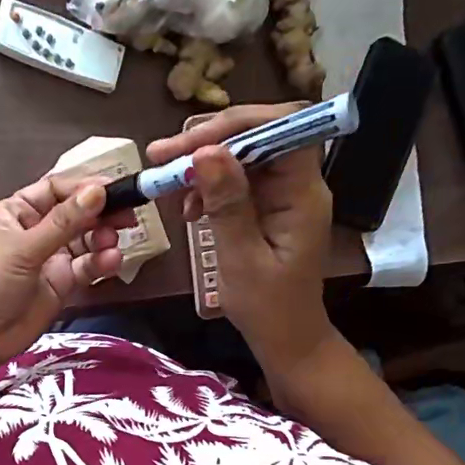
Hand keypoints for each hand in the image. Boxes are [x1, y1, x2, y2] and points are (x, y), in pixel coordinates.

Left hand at [0, 176, 125, 363]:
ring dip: (102, 239)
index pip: (56, 189)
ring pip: (85, 240)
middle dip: (101, 213)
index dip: (84, 188)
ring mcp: (50, 258)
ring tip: (113, 242)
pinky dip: (100, 263)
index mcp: (18, 212)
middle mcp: (36, 231)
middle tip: (128, 216)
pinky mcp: (61, 284)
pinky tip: (112, 262)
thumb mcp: (24, 247)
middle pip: (76, 214)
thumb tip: (98, 191)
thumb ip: (64, 221)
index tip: (114, 189)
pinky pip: (86, 267)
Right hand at [146, 103, 337, 370]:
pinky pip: (238, 179)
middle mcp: (298, 184)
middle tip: (161, 155)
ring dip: (202, 162)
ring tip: (165, 181)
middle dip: (209, 140)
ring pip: (243, 155)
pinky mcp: (268, 205)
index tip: (190, 144)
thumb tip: (206, 153)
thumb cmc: (268, 308)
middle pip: (259, 135)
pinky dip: (208, 185)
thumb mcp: (241, 259)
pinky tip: (188, 207)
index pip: (281, 129)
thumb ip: (227, 204)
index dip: (237, 125)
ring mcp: (283, 194)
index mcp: (303, 194)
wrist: (287, 339)